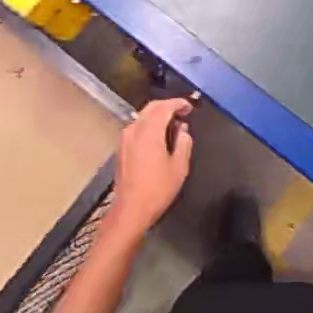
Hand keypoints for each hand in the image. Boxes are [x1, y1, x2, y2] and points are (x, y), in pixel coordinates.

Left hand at [106, 98, 193, 239]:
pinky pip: (137, 128)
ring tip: (174, 125)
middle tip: (183, 112)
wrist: (131, 208)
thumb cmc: (158, 189)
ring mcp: (125, 139)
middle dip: (168, 106)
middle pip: (151, 108)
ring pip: (142, 117)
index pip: (164, 107)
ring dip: (158, 116)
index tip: (189, 106)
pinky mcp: (122, 148)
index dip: (178, 103)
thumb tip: (183, 131)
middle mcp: (134, 130)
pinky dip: (150, 125)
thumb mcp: (180, 166)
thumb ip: (184, 143)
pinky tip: (160, 137)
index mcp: (149, 132)